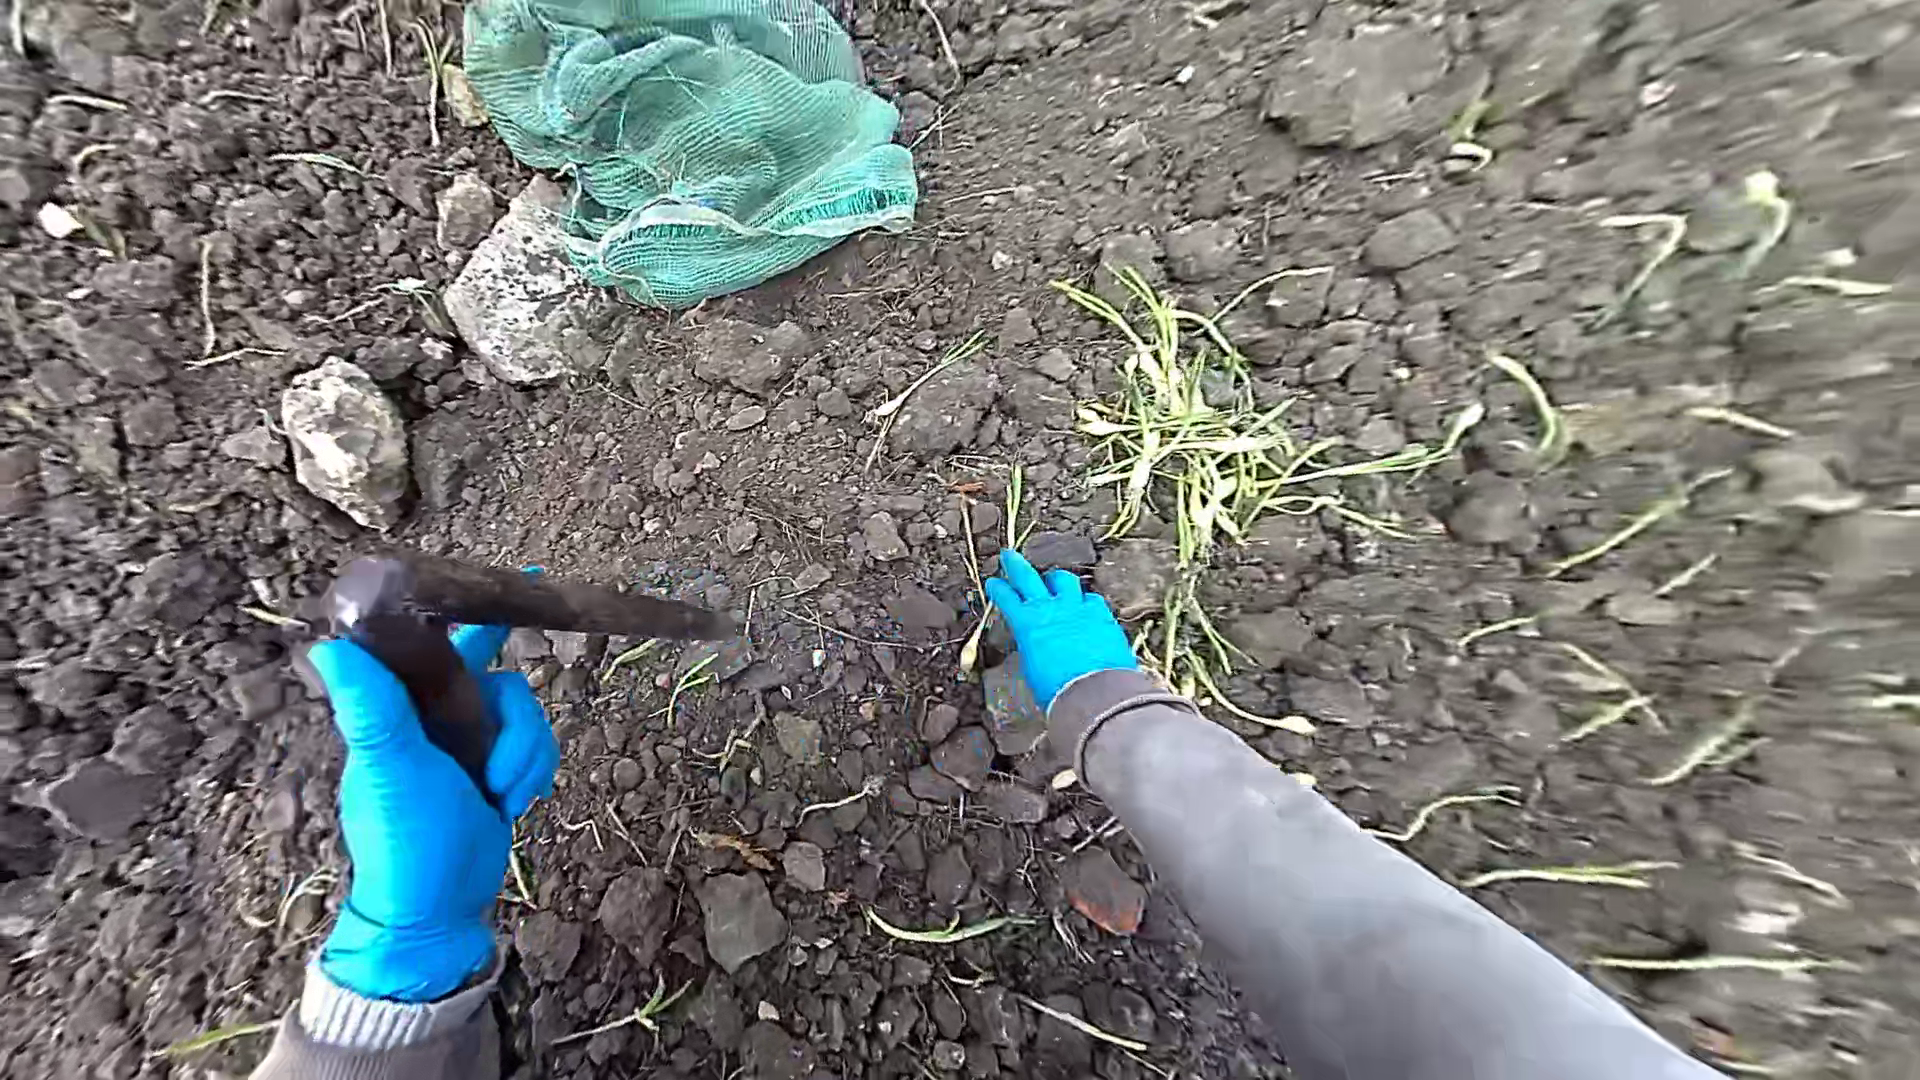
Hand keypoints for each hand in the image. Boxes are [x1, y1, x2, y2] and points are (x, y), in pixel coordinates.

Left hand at [306, 624, 558, 1002]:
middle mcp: (445, 719)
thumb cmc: (404, 832)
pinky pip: (542, 746)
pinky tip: (515, 799)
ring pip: (531, 716)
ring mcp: (478, 743)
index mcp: (409, 711)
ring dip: (525, 755)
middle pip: (504, 684)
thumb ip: (372, 708)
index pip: (441, 647)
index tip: (517, 581)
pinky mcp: (508, 764)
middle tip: (507, 757)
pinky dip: (536, 770)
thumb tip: (331, 645)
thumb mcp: (390, 769)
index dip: (472, 613)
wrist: (441, 899)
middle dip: (515, 722)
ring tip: (503, 792)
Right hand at [985, 550, 1138, 709]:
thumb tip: (1036, 645)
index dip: (998, 589)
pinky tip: (1086, 606)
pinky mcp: (1100, 613)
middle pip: (1028, 577)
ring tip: (1054, 579)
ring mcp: (1076, 606)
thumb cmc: (1057, 689)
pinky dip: (1086, 601)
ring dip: (1056, 579)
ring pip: (1064, 579)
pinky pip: (1091, 598)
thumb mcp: (1033, 669)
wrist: (1094, 691)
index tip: (994, 582)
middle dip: (1015, 564)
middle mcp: (1049, 608)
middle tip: (1009, 555)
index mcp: (1027, 623)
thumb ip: (1033, 648)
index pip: (1006, 598)